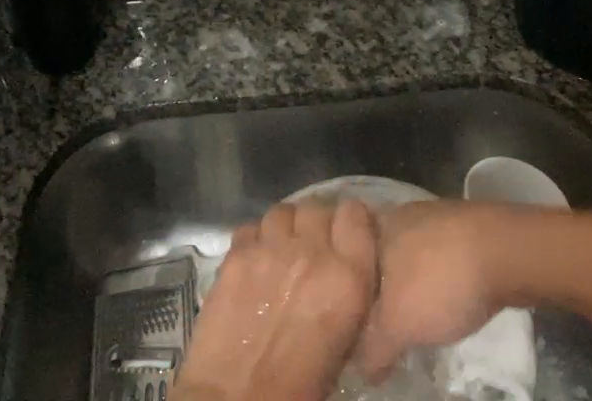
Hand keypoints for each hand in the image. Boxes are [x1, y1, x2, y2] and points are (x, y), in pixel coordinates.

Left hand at [178, 199, 378, 400]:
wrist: (239, 399)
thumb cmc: (300, 386)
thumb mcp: (343, 339)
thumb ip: (345, 293)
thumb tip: (342, 274)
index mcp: (348, 278)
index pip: (355, 215)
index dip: (351, 222)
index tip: (347, 234)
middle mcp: (311, 252)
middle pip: (317, 208)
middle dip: (316, 223)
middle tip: (311, 245)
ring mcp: (270, 249)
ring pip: (282, 212)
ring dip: (285, 227)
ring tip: (281, 249)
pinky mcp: (236, 255)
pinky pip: (250, 227)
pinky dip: (255, 238)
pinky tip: (254, 260)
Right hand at [355, 201, 511, 381]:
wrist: (507, 252)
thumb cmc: (439, 282)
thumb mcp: (398, 325)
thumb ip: (374, 348)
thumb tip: (364, 370)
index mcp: (371, 226)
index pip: (342, 253)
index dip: (342, 282)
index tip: (343, 309)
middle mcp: (397, 213)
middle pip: (376, 252)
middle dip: (376, 282)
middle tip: (377, 316)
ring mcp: (432, 215)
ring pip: (408, 251)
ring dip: (408, 278)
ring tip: (412, 311)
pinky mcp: (464, 225)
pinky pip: (438, 253)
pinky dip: (437, 274)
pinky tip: (445, 295)